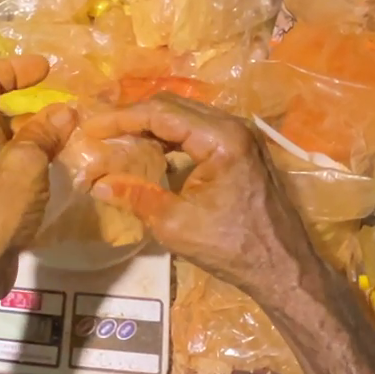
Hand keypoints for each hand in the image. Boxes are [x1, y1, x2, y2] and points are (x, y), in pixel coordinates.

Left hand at [0, 57, 76, 279]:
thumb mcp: (26, 167)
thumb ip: (44, 135)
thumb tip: (64, 112)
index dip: (15, 67)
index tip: (46, 68)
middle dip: (27, 100)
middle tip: (64, 100)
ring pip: (3, 137)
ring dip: (33, 131)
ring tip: (69, 132)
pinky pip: (6, 163)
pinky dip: (29, 157)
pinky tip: (55, 167)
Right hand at [78, 94, 332, 310]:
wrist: (283, 267)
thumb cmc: (231, 247)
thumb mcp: (175, 224)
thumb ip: (136, 196)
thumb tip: (98, 183)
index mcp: (220, 138)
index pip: (160, 113)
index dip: (120, 118)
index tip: (91, 127)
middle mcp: (233, 126)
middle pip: (172, 106)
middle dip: (133, 116)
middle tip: (100, 130)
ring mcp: (240, 135)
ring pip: (185, 115)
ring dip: (151, 125)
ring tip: (118, 138)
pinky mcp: (240, 148)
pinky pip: (197, 130)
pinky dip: (169, 136)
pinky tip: (149, 150)